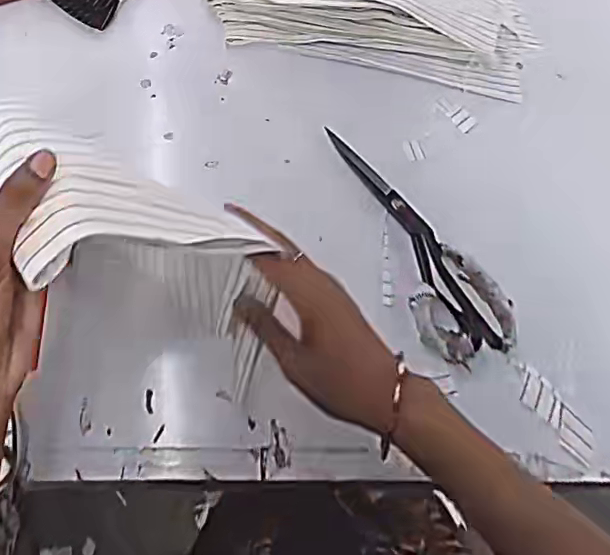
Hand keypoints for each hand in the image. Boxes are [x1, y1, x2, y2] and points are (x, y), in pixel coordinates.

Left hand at [0, 152, 54, 501]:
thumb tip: (36, 164)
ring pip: (36, 212)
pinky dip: (65, 228)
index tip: (32, 130)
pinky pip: (52, 238)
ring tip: (76, 176)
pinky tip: (77, 213)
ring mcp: (5, 252)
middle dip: (37, 173)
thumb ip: (13, 204)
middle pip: (12, 187)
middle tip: (63, 153)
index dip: (2, 147)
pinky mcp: (29, 270)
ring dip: (54, 201)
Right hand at [226, 204, 402, 434]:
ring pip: (293, 253)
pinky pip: (303, 266)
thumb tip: (244, 305)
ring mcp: (330, 288)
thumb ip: (265, 327)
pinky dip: (282, 258)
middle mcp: (321, 283)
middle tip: (232, 216)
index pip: (267, 257)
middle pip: (282, 244)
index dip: (241, 243)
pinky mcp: (335, 296)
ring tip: (245, 238)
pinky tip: (273, 269)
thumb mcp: (294, 361)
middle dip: (255, 228)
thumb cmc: (348, 382)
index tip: (222, 234)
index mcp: (308, 293)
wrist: (388, 394)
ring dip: (269, 241)